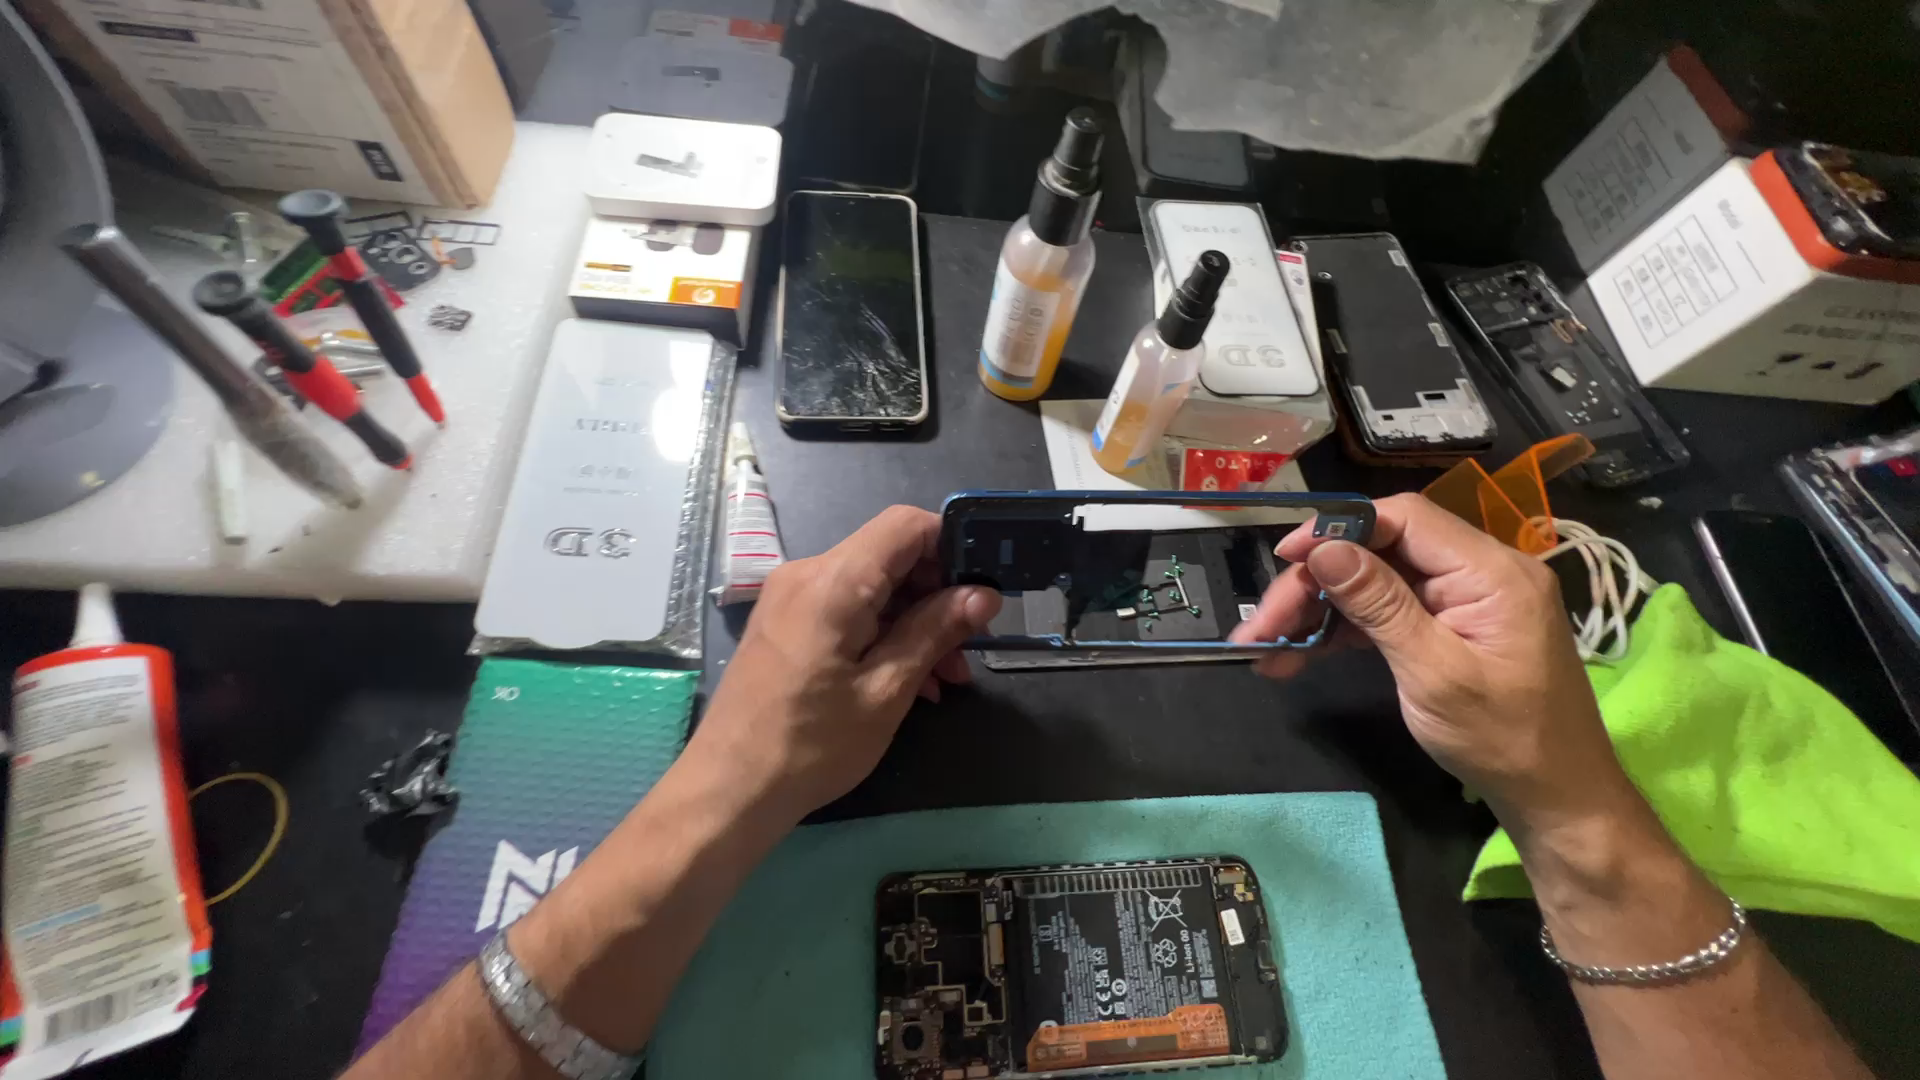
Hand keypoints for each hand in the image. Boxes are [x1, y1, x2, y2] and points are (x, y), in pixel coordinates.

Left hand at [695, 506, 1001, 818]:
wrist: (727, 789)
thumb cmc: (810, 745)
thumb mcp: (886, 691)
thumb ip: (935, 631)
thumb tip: (983, 594)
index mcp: (834, 581)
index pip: (906, 525)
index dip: (951, 544)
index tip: (982, 585)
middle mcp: (808, 573)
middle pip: (891, 556)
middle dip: (938, 594)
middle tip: (971, 644)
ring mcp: (792, 597)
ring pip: (873, 586)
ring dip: (915, 621)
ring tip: (946, 677)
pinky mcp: (787, 621)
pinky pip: (848, 608)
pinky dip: (883, 632)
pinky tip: (909, 678)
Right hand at [1229, 493, 1635, 828]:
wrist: (1554, 797)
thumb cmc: (1502, 738)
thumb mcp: (1434, 673)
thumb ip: (1380, 605)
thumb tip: (1325, 548)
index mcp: (1489, 572)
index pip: (1404, 519)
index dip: (1337, 527)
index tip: (1284, 556)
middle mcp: (1476, 572)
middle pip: (1376, 552)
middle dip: (1313, 584)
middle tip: (1263, 626)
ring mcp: (1459, 599)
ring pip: (1368, 582)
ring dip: (1315, 611)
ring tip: (1267, 647)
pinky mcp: (1443, 624)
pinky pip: (1380, 610)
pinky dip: (1338, 630)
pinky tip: (1298, 655)